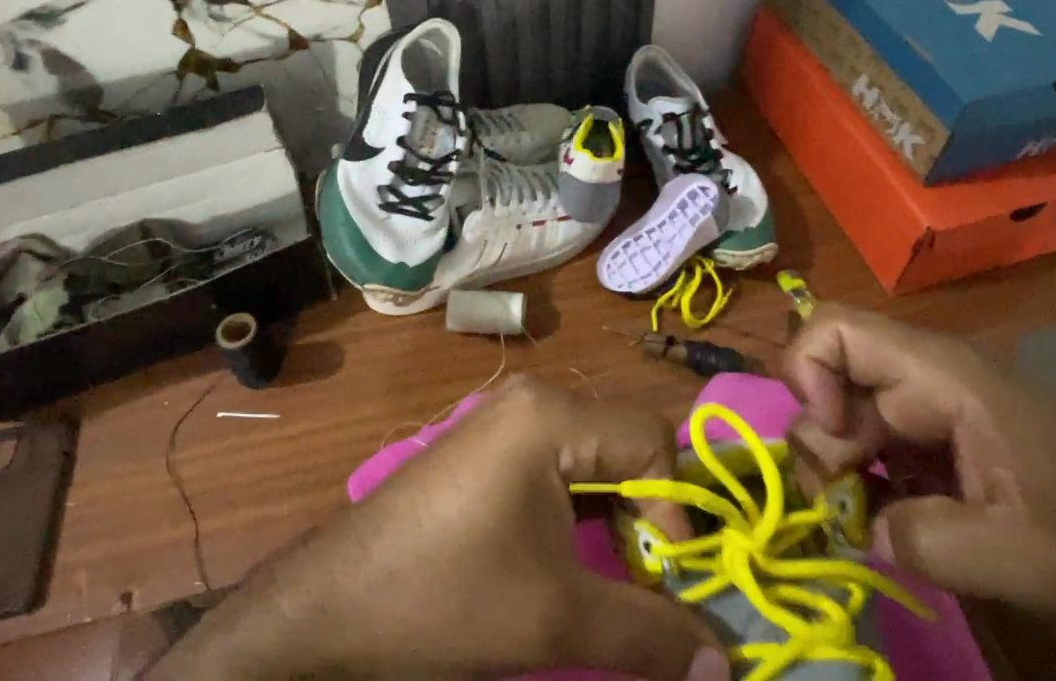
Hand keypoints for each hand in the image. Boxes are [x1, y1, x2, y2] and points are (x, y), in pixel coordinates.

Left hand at [153, 376, 725, 679]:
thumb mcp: (557, 620)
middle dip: (650, 518)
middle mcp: (533, 401)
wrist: (330, 608)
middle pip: (627, 447)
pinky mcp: (487, 452)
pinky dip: (583, 516)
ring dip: (619, 521)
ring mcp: (504, 423)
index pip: (654, 441)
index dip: (676, 513)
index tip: (670, 583)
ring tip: (619, 583)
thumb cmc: (447, 596)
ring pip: (595, 462)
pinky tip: (577, 564)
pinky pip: (560, 470)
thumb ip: (650, 635)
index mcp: (552, 415)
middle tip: (650, 586)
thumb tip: (725, 663)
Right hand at [784, 306, 1055, 621]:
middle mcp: (922, 378)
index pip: (835, 331)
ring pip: (841, 418)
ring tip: (875, 527)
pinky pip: (868, 446)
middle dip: (822, 447)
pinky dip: (863, 485)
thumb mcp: (1025, 557)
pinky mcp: (931, 439)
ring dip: (839, 472)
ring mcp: (925, 408)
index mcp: (941, 375)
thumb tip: (859, 529)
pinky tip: (893, 525)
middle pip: (826, 382)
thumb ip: (928, 542)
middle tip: (852, 514)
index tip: (839, 449)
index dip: (810, 378)